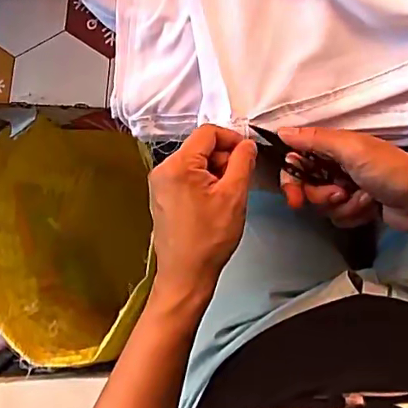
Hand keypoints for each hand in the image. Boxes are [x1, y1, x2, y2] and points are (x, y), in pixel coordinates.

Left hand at [148, 125, 256, 307]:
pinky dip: (204, 182)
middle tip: (239, 180)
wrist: (186, 274)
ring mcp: (160, 183)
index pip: (207, 133)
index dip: (231, 138)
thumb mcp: (234, 196)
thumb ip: (242, 162)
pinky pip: (186, 176)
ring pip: (195, 162)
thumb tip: (246, 145)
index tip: (247, 152)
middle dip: (223, 158)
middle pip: (200, 147)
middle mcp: (163, 169)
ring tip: (226, 197)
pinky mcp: (162, 195)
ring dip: (215, 172)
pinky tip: (214, 203)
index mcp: (178, 165)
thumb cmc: (207, 240)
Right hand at [277, 126, 407, 233]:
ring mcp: (345, 186)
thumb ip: (314, 139)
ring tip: (363, 198)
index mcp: (333, 146)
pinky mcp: (355, 206)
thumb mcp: (351, 149)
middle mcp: (335, 164)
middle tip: (336, 196)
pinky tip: (369, 208)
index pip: (296, 160)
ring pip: (320, 204)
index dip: (291, 177)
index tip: (293, 195)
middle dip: (319, 195)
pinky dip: (352, 214)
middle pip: (304, 184)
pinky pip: (337, 216)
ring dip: (341, 205)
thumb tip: (282, 131)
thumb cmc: (390, 171)